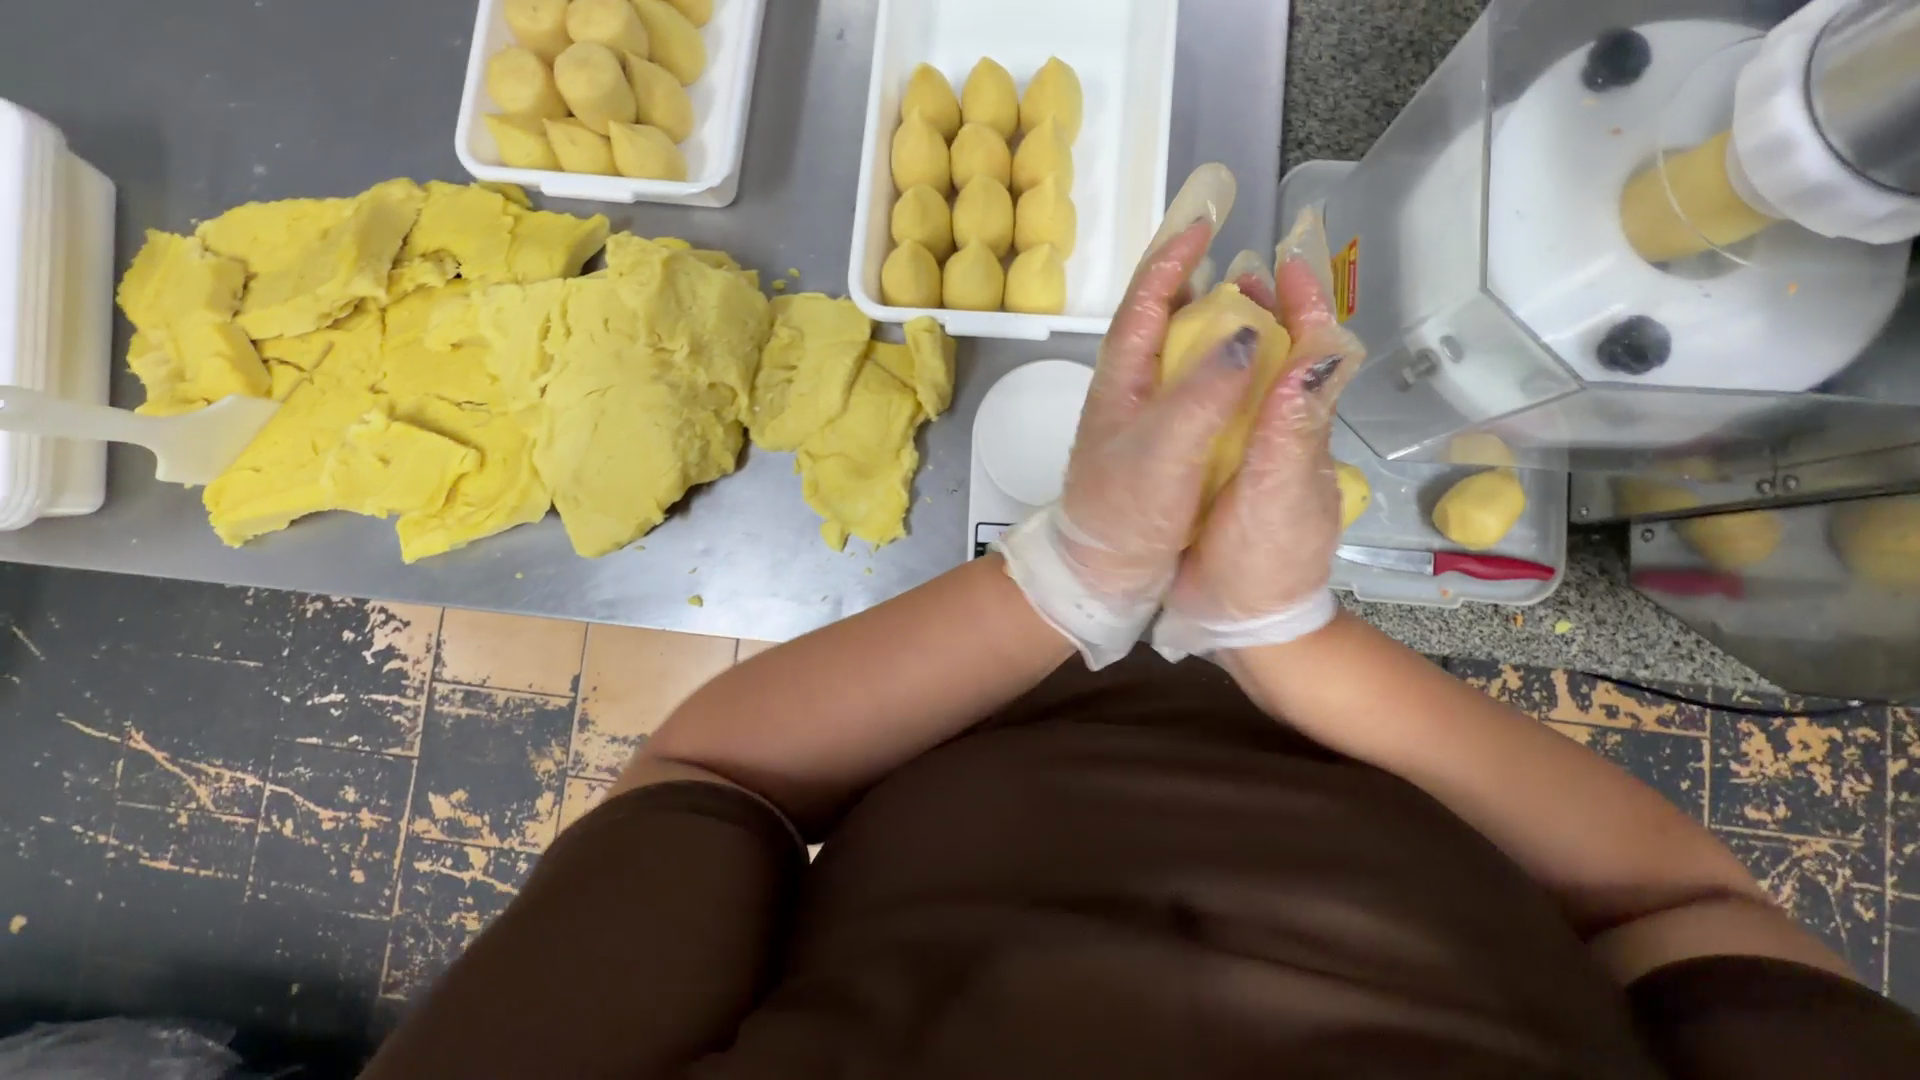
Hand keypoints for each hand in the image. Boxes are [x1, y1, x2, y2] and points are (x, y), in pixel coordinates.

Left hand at [998, 165, 1255, 668]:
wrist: (1105, 574)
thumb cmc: (1125, 511)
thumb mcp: (1162, 448)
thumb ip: (1202, 392)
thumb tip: (1245, 330)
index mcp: (1121, 382)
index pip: (1145, 304)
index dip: (1172, 259)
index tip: (1205, 222)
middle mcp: (1133, 392)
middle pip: (1168, 324)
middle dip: (1206, 287)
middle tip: (1253, 270)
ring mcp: (1150, 421)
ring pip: (1187, 358)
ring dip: (1221, 329)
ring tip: (1264, 312)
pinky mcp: (1169, 449)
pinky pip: (1203, 395)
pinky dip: (1230, 375)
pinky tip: (1258, 379)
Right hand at [1152, 209, 1365, 658]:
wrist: (1241, 620)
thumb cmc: (1265, 561)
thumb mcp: (1278, 496)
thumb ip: (1290, 431)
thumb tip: (1314, 349)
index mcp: (1304, 432)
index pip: (1318, 354)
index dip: (1306, 305)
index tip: (1287, 261)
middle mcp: (1285, 434)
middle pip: (1288, 360)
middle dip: (1270, 312)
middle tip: (1233, 278)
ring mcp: (1255, 455)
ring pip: (1256, 385)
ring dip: (1241, 342)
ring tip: (1204, 311)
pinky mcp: (1225, 475)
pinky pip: (1226, 416)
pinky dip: (1212, 383)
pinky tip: (1182, 376)